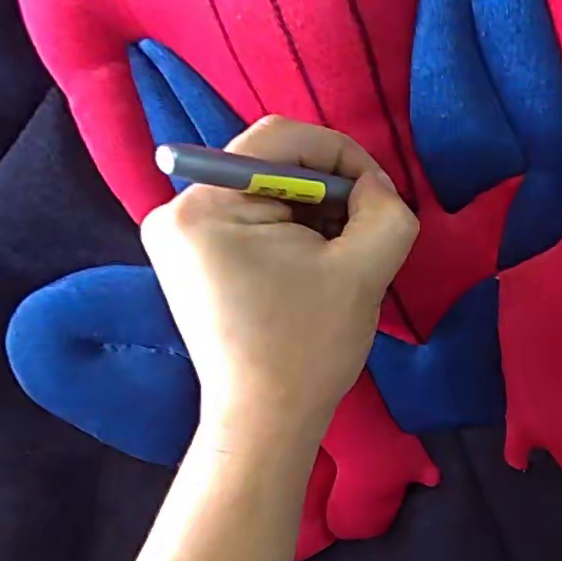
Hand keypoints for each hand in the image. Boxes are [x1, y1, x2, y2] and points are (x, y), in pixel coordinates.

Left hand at [140, 117, 418, 445]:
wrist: (264, 421)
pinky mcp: (190, 264)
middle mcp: (176, 213)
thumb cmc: (308, 348)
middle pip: (269, 167)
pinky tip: (311, 270)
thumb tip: (373, 186)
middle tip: (363, 232)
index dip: (341, 154)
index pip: (280, 139)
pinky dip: (289, 234)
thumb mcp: (363, 271)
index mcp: (204, 207)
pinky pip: (249, 222)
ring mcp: (177, 241)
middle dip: (327, 194)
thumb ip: (385, 210)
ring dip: (312, 216)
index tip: (377, 193)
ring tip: (339, 259)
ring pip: (263, 196)